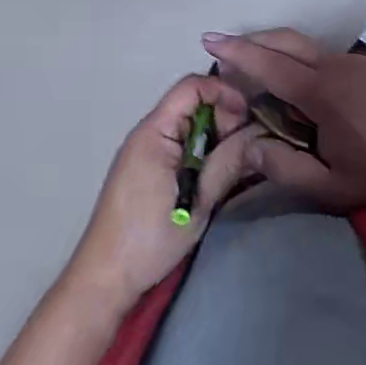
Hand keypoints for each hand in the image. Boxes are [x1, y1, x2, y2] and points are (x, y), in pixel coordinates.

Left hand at [64, 74, 261, 302]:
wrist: (105, 278)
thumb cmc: (149, 238)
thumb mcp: (197, 201)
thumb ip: (228, 162)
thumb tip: (260, 133)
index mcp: (155, 132)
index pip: (192, 87)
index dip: (225, 93)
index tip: (250, 118)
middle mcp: (149, 134)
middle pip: (194, 105)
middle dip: (226, 119)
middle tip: (249, 148)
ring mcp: (147, 152)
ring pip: (191, 127)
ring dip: (217, 139)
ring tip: (240, 163)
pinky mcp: (149, 170)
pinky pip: (182, 146)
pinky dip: (204, 154)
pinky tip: (220, 175)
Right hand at [200, 29, 365, 211]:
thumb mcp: (334, 186)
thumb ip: (287, 170)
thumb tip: (248, 149)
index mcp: (321, 92)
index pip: (268, 65)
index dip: (236, 52)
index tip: (209, 39)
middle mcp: (334, 67)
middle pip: (285, 41)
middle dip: (252, 40)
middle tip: (223, 47)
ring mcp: (353, 64)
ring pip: (304, 46)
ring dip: (274, 48)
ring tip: (253, 65)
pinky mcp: (365, 68)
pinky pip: (320, 54)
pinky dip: (295, 57)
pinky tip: (293, 81)